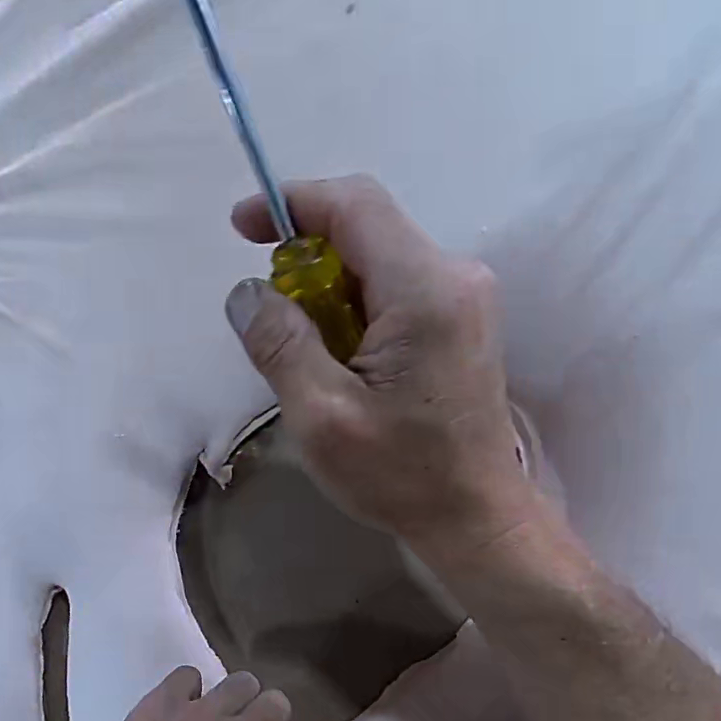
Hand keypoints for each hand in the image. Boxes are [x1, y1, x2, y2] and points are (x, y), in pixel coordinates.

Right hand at [226, 175, 537, 557]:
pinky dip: (362, 310)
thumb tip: (248, 292)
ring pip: (383, 263)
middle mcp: (457, 278)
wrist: (476, 518)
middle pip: (369, 231)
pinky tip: (347, 360)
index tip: (243, 228)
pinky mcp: (466, 326)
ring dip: (334, 291)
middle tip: (276, 318)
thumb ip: (280, 344)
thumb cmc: (402, 476)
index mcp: (425, 290)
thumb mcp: (322, 416)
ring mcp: (468, 301)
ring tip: (310, 353)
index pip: (354, 204)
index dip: (292, 203)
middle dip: (309, 260)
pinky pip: (402, 291)